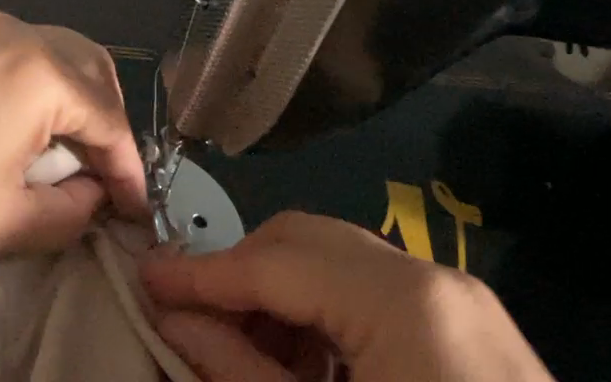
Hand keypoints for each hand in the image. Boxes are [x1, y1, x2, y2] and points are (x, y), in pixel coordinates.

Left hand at [0, 11, 149, 294]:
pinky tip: (27, 132)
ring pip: (54, 55)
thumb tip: (94, 197)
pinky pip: (18, 55)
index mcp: (42, 72)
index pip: (110, 120)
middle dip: (107, 122)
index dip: (129, 170)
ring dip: (75, 99)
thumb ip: (70, 209)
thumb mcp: (6, 221)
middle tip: (107, 179)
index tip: (136, 211)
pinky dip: (40, 88)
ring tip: (71, 158)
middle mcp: (17, 34)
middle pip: (90, 70)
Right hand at [138, 212, 553, 381]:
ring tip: (248, 356)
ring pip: (335, 260)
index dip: (201, 274)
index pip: (273, 262)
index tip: (144, 281)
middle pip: (303, 241)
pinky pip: (372, 294)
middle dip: (240, 275)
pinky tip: (307, 370)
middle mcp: (430, 276)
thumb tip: (172, 319)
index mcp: (402, 300)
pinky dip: (325, 317)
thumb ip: (241, 371)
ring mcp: (456, 298)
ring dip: (280, 296)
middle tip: (193, 319)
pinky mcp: (466, 325)